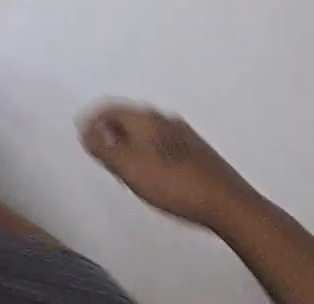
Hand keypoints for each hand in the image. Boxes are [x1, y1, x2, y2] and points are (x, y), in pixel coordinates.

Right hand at [80, 103, 262, 228]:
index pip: (108, 107)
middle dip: (111, 133)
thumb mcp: (125, 166)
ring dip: (132, 144)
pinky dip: (151, 152)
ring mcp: (185, 134)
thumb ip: (100, 146)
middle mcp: (163, 118)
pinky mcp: (199, 151)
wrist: (230, 206)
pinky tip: (156, 174)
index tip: (83, 136)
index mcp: (143, 117)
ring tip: (129, 168)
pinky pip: (164, 143)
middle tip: (104, 155)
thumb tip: (85, 130)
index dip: (90, 120)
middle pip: (128, 118)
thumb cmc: (171, 183)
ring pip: (147, 132)